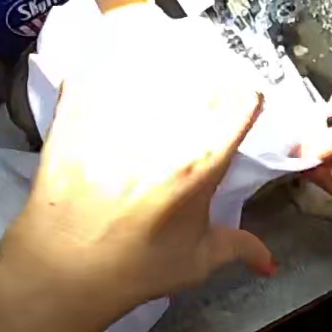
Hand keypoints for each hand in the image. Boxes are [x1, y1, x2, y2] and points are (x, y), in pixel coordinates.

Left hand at [0, 41, 275, 331]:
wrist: (61, 273)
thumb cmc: (134, 270)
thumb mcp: (196, 260)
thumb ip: (240, 248)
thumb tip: (269, 263)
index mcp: (201, 162)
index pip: (243, 100)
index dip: (246, 99)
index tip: (239, 106)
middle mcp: (164, 130)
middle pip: (202, 70)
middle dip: (209, 75)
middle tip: (200, 89)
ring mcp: (118, 116)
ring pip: (152, 59)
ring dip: (163, 63)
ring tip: (159, 75)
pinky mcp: (76, 111)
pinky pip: (101, 66)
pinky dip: (111, 65)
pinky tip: (116, 75)